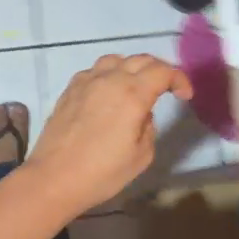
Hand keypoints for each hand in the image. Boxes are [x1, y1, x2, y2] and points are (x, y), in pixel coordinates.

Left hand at [23, 53, 193, 211]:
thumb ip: (149, 128)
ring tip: (136, 87)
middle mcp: (110, 79)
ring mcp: (86, 81)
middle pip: (141, 59)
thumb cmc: (101, 173)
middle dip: (160, 71)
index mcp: (132, 94)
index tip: (185, 95)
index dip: (179, 79)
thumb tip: (141, 114)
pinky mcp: (69, 89)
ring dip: (132, 68)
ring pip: (115, 60)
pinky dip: (108, 75)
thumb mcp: (141, 156)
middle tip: (167, 88)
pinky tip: (107, 94)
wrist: (53, 179)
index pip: (163, 71)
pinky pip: (94, 71)